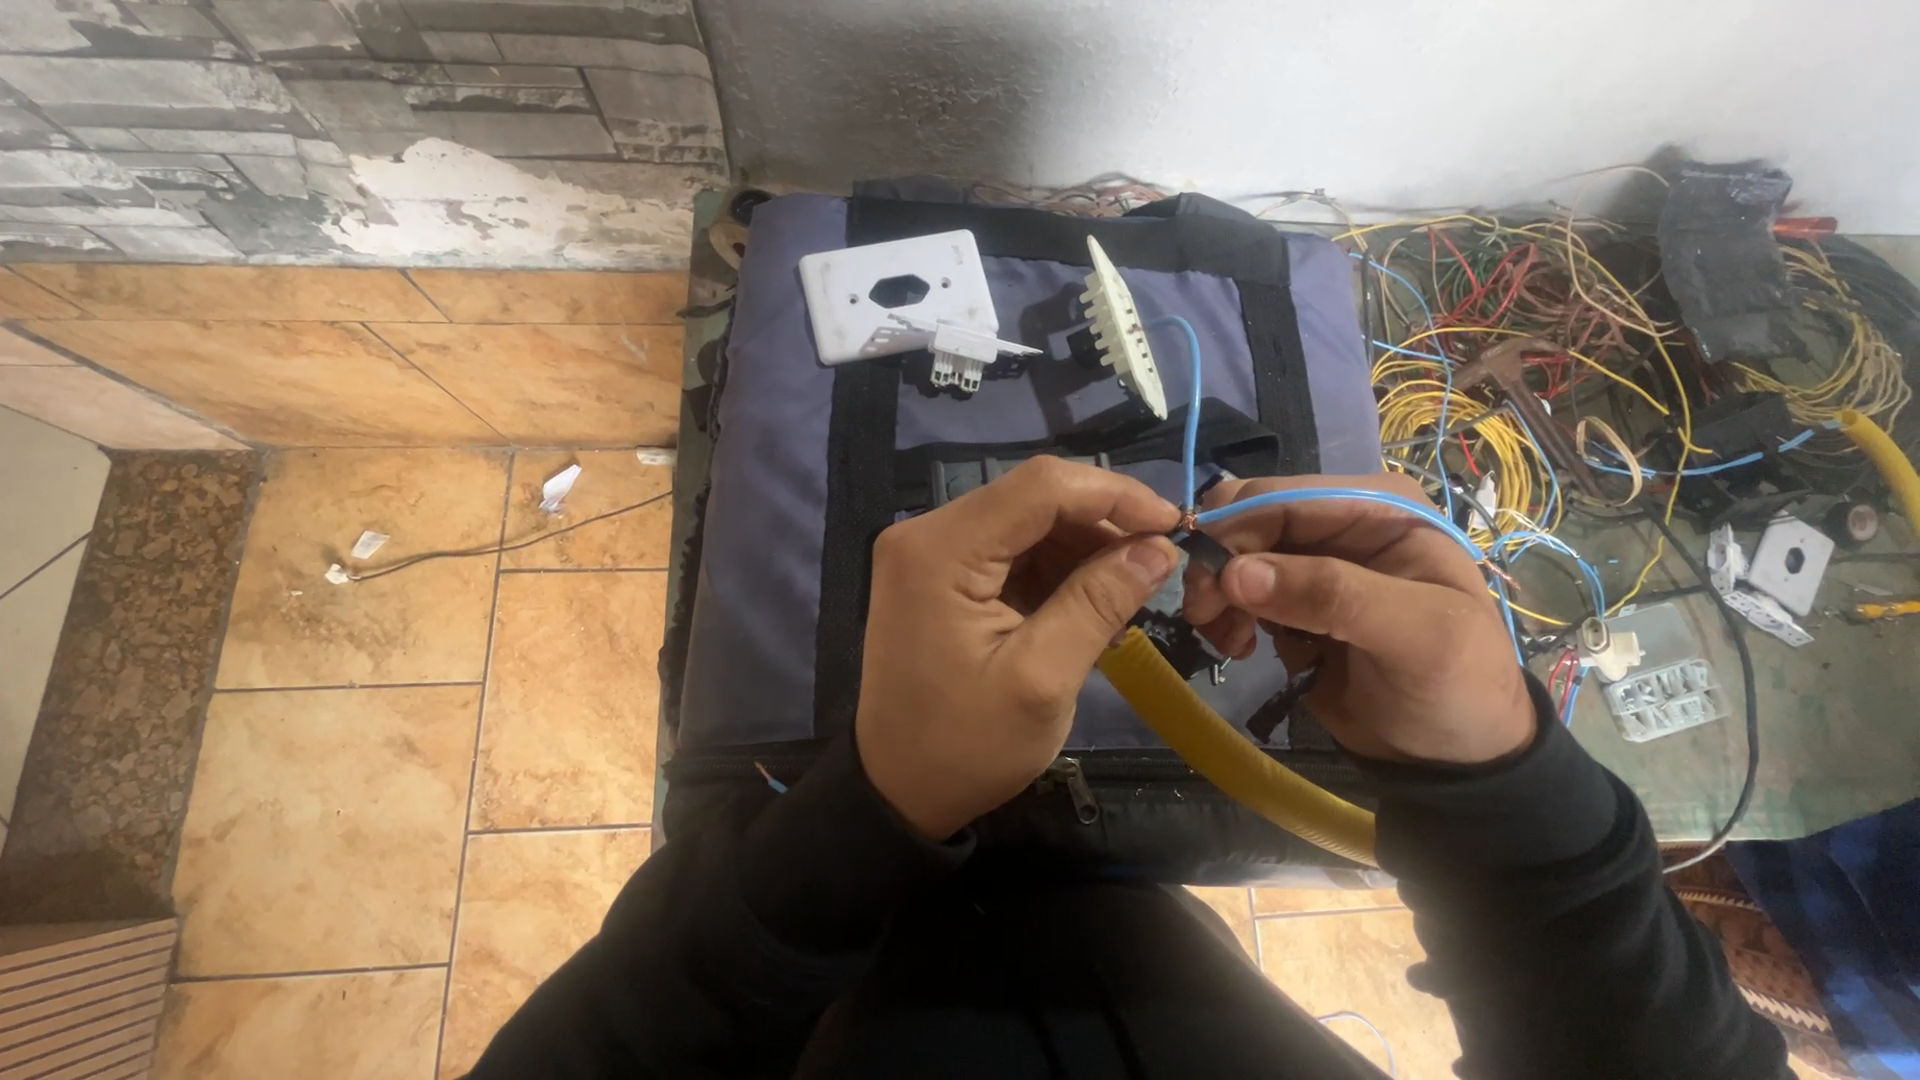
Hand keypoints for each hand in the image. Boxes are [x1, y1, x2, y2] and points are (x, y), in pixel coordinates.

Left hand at [856, 458, 1180, 839]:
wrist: (896, 789)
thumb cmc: (965, 746)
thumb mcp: (1042, 680)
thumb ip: (1099, 602)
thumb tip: (1158, 548)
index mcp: (940, 550)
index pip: (1040, 485)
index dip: (1114, 494)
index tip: (1170, 525)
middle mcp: (925, 533)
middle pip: (1032, 499)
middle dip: (1100, 525)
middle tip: (1154, 566)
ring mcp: (927, 552)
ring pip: (1025, 522)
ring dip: (1080, 549)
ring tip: (1124, 594)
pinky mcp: (935, 574)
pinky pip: (1007, 551)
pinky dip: (1052, 569)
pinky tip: (1085, 603)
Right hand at [1182, 473, 1533, 765]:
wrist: (1450, 755)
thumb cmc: (1457, 687)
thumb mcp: (1415, 636)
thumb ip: (1332, 595)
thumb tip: (1235, 573)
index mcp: (1377, 508)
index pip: (1279, 498)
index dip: (1232, 533)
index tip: (1209, 590)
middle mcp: (1338, 522)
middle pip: (1245, 520)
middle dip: (1217, 564)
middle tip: (1205, 615)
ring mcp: (1311, 562)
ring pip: (1232, 554)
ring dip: (1216, 595)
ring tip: (1226, 641)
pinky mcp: (1288, 600)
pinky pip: (1233, 590)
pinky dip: (1222, 615)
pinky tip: (1236, 647)